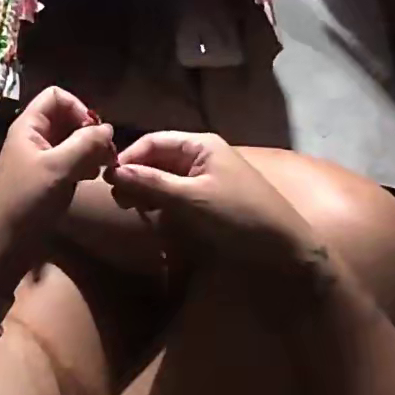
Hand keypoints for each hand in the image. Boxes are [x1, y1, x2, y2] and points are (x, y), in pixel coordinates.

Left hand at [0, 88, 114, 286]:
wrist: (5, 243)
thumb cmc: (27, 201)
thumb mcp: (58, 169)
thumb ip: (84, 144)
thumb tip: (108, 128)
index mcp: (28, 126)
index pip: (57, 96)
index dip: (78, 107)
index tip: (93, 132)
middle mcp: (33, 136)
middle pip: (67, 117)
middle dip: (89, 131)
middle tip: (106, 154)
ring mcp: (40, 157)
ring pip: (71, 140)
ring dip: (89, 150)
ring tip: (101, 167)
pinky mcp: (47, 177)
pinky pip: (70, 160)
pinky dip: (83, 164)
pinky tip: (90, 178)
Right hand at [107, 131, 326, 273]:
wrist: (286, 253)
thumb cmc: (239, 217)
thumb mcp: (192, 199)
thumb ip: (151, 184)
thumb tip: (113, 171)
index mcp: (201, 145)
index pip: (153, 141)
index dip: (129, 158)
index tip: (108, 181)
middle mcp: (202, 157)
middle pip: (157, 159)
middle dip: (135, 176)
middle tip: (119, 200)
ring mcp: (206, 179)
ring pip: (164, 179)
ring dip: (146, 192)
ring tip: (132, 210)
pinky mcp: (209, 202)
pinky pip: (176, 196)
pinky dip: (160, 204)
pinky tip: (152, 217)